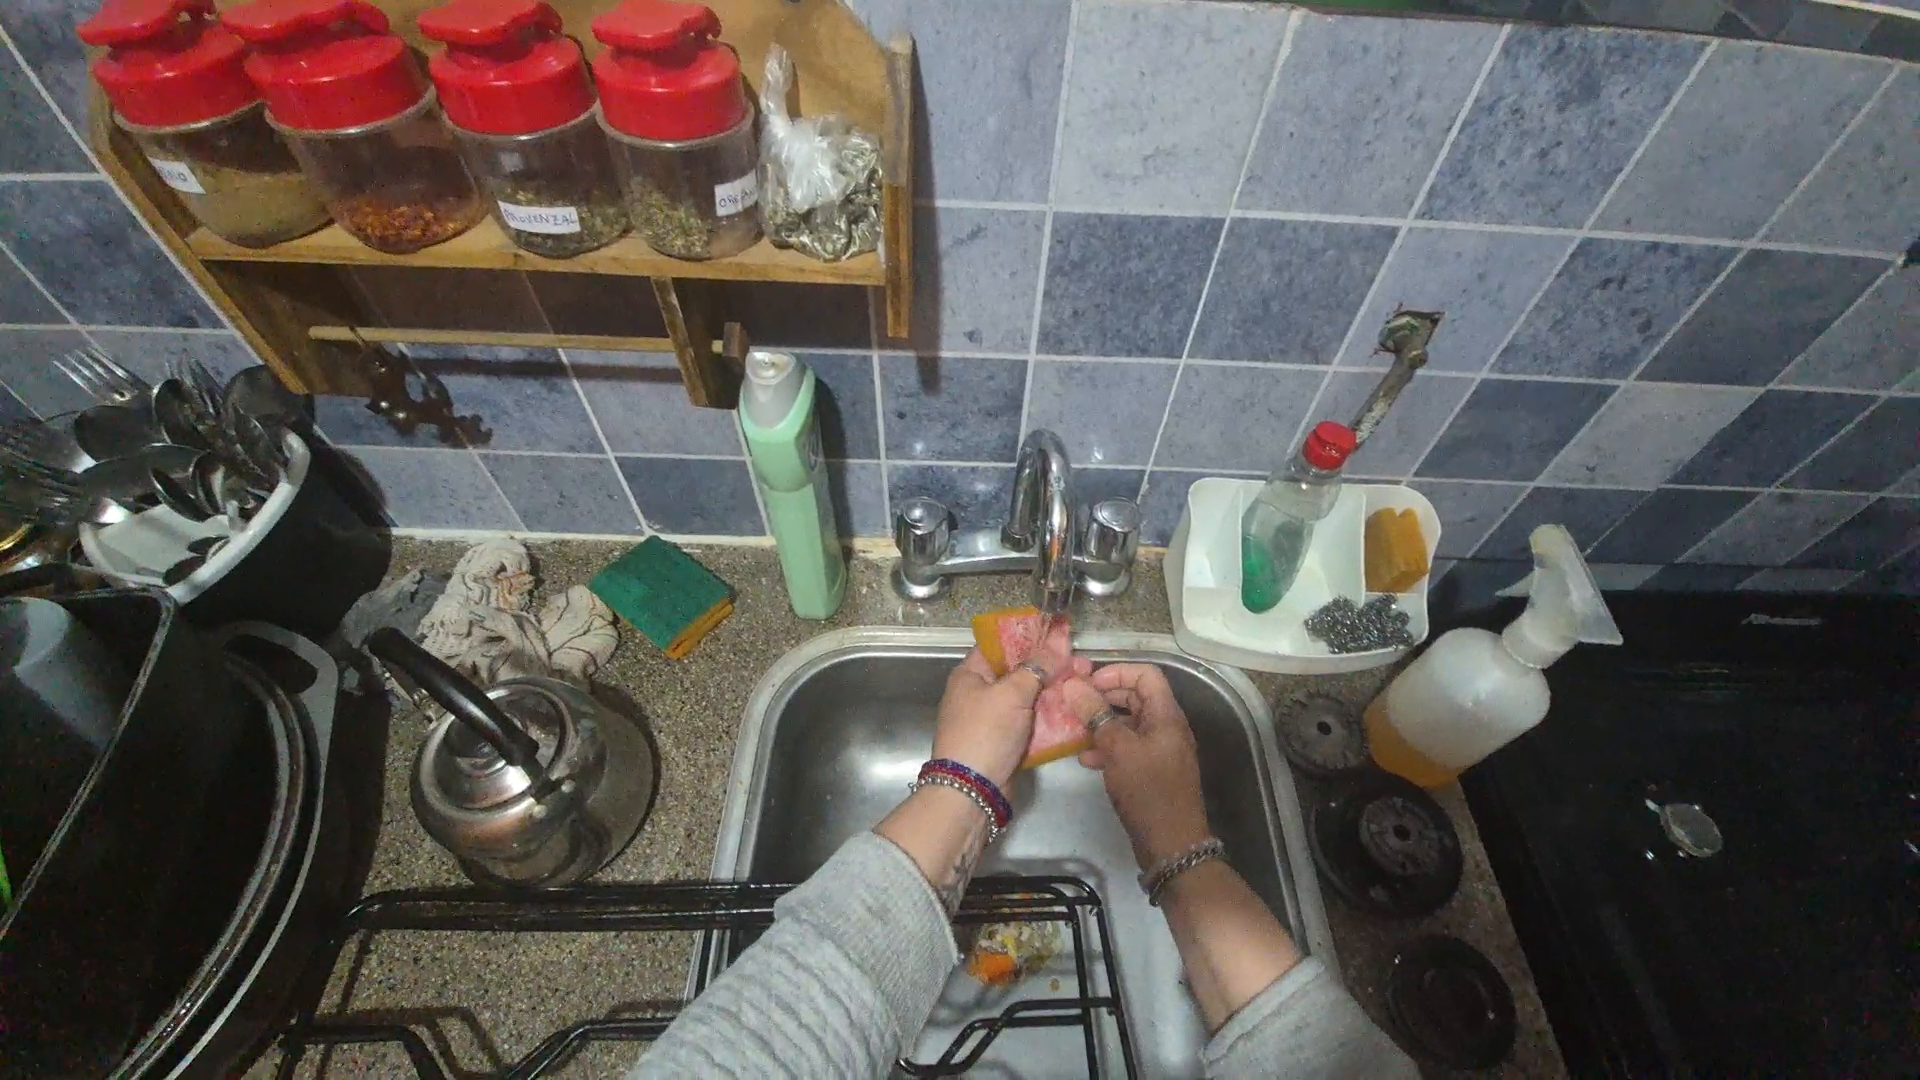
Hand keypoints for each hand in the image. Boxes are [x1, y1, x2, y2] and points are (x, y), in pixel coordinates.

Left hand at [931, 621, 1085, 788]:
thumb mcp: (1011, 693)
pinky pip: (1034, 722)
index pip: (1001, 645)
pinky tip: (1077, 709)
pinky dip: (1052, 716)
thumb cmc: (985, 733)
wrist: (972, 792)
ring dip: (1056, 692)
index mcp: (971, 674)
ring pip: (1031, 698)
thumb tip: (1058, 637)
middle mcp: (981, 693)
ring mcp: (996, 719)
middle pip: (1020, 671)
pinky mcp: (1009, 741)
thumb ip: (1037, 666)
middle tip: (1083, 662)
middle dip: (1051, 666)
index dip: (1030, 637)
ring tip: (1086, 682)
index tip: (1059, 632)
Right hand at [1075, 663, 1211, 869]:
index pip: (1145, 674)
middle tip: (1074, 703)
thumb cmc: (1147, 790)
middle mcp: (1166, 726)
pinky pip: (1127, 746)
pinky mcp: (1150, 769)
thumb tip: (1073, 685)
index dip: (1116, 672)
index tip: (1087, 684)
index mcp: (1166, 715)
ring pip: (1128, 722)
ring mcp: (1159, 749)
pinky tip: (1086, 759)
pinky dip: (1107, 746)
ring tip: (1075, 730)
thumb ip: (1096, 714)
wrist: (1171, 846)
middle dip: (1103, 696)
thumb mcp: (1117, 749)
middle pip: (1135, 696)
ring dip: (1101, 722)